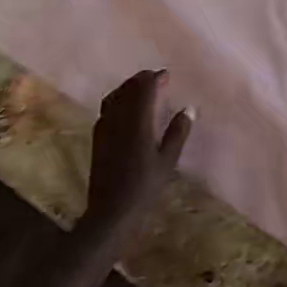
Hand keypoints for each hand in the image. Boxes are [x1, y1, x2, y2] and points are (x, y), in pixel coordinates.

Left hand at [82, 70, 192, 238]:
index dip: (156, 78)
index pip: (145, 87)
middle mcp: (119, 116)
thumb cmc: (144, 186)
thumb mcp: (168, 160)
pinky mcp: (97, 135)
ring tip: (142, 88)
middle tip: (156, 80)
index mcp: (138, 120)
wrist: (111, 210)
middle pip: (129, 87)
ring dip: (129, 87)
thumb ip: (178, 132)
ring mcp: (104, 125)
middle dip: (142, 79)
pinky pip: (107, 107)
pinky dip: (118, 99)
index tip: (167, 76)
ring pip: (115, 94)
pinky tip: (125, 108)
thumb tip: (188, 109)